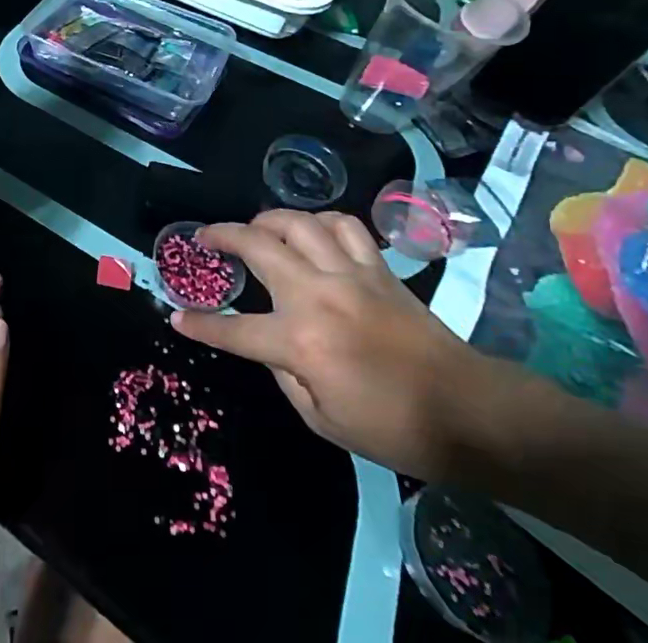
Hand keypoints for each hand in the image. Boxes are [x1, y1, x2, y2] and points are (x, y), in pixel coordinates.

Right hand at [170, 211, 497, 481]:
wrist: (469, 412)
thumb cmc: (392, 428)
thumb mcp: (321, 419)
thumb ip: (283, 374)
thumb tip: (269, 346)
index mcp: (299, 342)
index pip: (233, 329)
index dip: (200, 325)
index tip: (177, 317)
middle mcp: (318, 296)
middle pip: (257, 247)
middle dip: (221, 236)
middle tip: (204, 237)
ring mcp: (351, 276)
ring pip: (298, 224)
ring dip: (267, 219)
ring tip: (254, 228)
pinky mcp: (379, 270)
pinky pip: (345, 227)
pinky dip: (320, 222)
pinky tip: (310, 232)